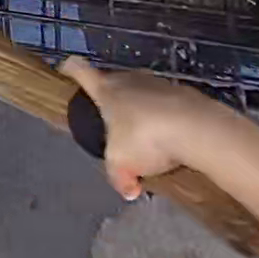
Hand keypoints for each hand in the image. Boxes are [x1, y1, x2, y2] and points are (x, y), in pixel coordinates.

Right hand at [60, 56, 237, 199]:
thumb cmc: (145, 138)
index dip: (69, 70)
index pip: (78, 69)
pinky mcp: (180, 91)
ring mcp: (155, 81)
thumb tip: (127, 189)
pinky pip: (165, 104)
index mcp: (105, 89)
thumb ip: (118, 177)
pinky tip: (174, 143)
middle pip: (111, 82)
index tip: (64, 74)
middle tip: (116, 131)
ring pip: (140, 93)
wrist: (194, 126)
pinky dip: (165, 119)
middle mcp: (127, 78)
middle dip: (112, 102)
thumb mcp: (121, 165)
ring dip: (141, 112)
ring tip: (150, 143)